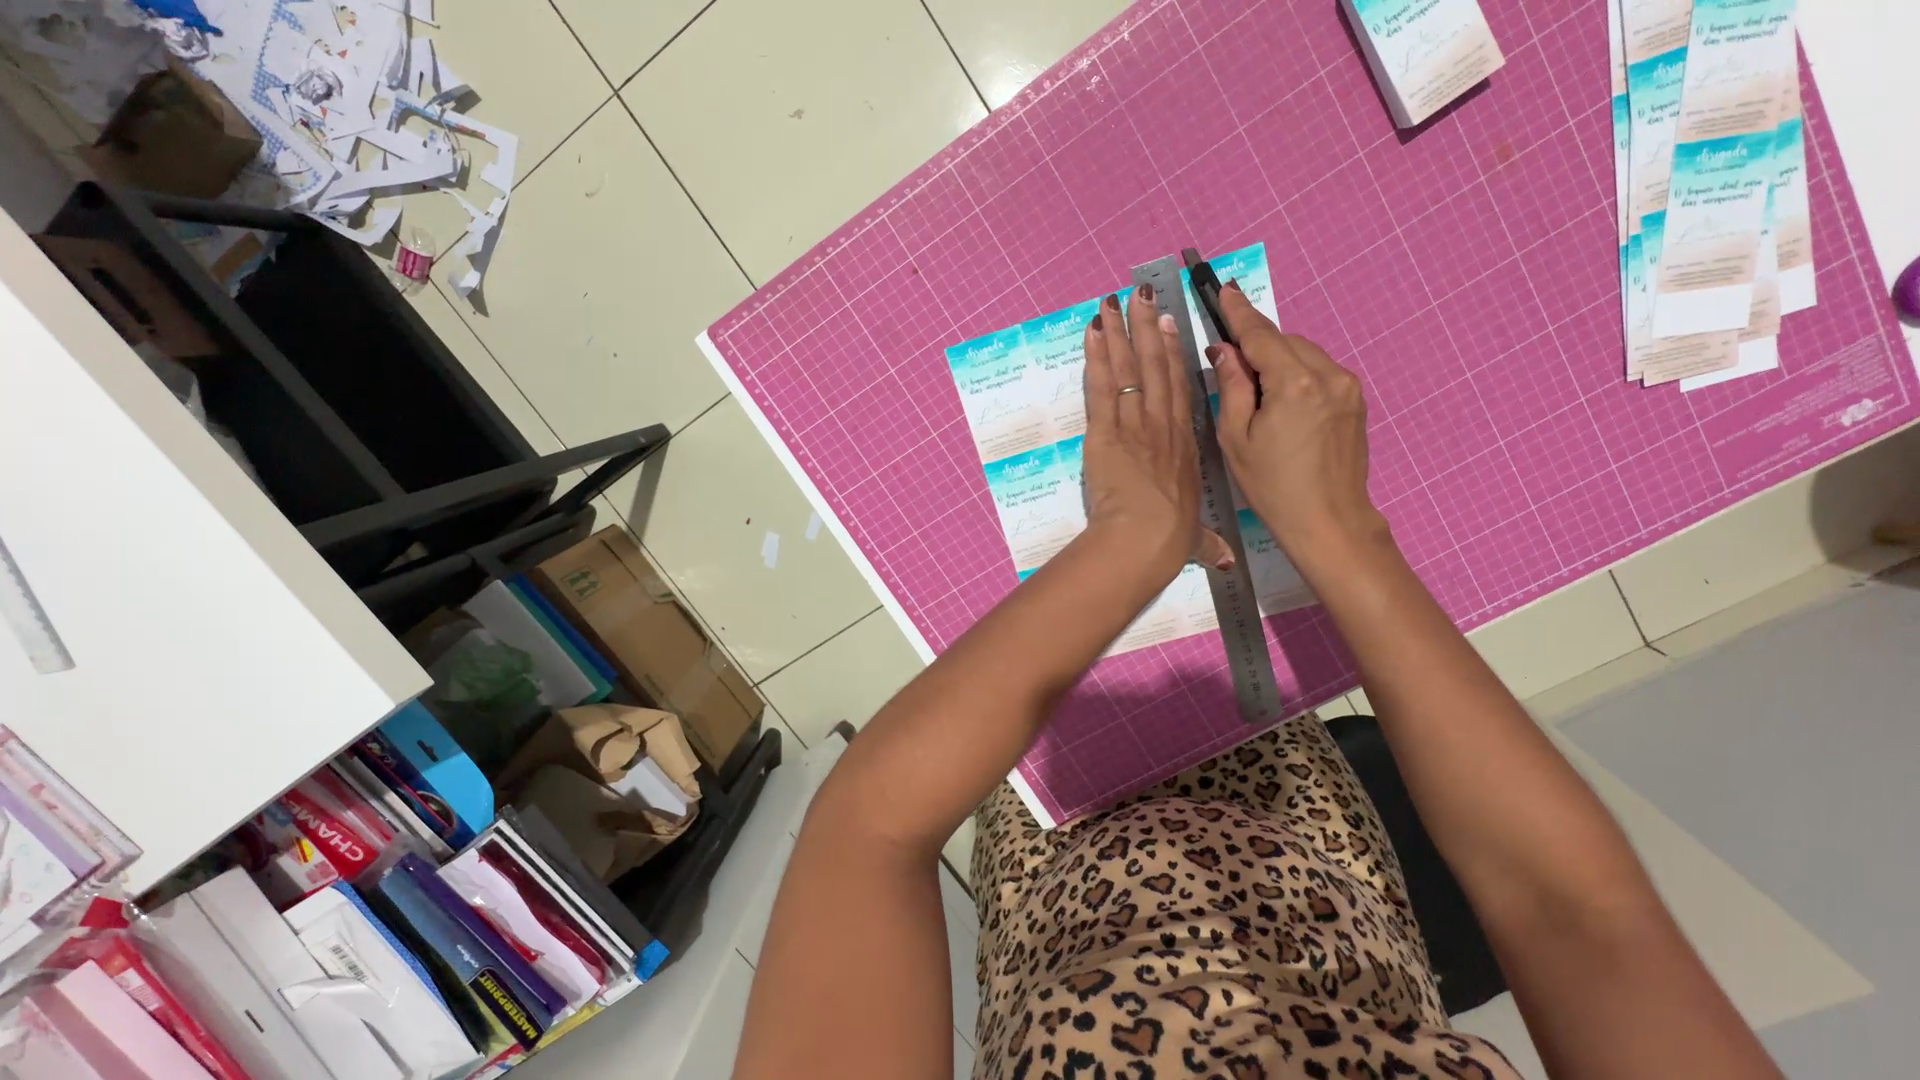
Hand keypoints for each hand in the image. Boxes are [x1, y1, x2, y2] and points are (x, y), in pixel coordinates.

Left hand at [1081, 287, 1234, 581]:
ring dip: (1121, 332)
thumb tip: (1221, 560)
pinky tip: (1093, 332)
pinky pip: (1101, 386)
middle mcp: (1162, 425)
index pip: (1179, 391)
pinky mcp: (1106, 430)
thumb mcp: (1193, 540)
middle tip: (1143, 295)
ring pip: (1129, 369)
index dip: (1173, 355)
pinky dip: (1096, 357)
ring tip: (1114, 301)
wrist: (1146, 538)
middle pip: (1156, 367)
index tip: (1170, 326)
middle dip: (1149, 328)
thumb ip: (1205, 543)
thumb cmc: (1170, 539)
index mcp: (1184, 445)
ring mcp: (1135, 423)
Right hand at [1208, 285, 1389, 565]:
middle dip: (1257, 344)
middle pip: (1284, 341)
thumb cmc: (1273, 487)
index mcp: (1294, 383)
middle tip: (1230, 363)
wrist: (1329, 522)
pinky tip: (1281, 402)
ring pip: (1304, 354)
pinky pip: (1319, 372)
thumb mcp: (1236, 438)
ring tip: (1256, 392)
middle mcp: (1327, 374)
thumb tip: (1225, 350)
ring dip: (1278, 360)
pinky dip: (1297, 374)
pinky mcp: (1356, 400)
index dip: (1239, 312)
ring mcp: (1347, 386)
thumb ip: (1232, 386)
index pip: (1261, 335)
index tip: (1223, 289)